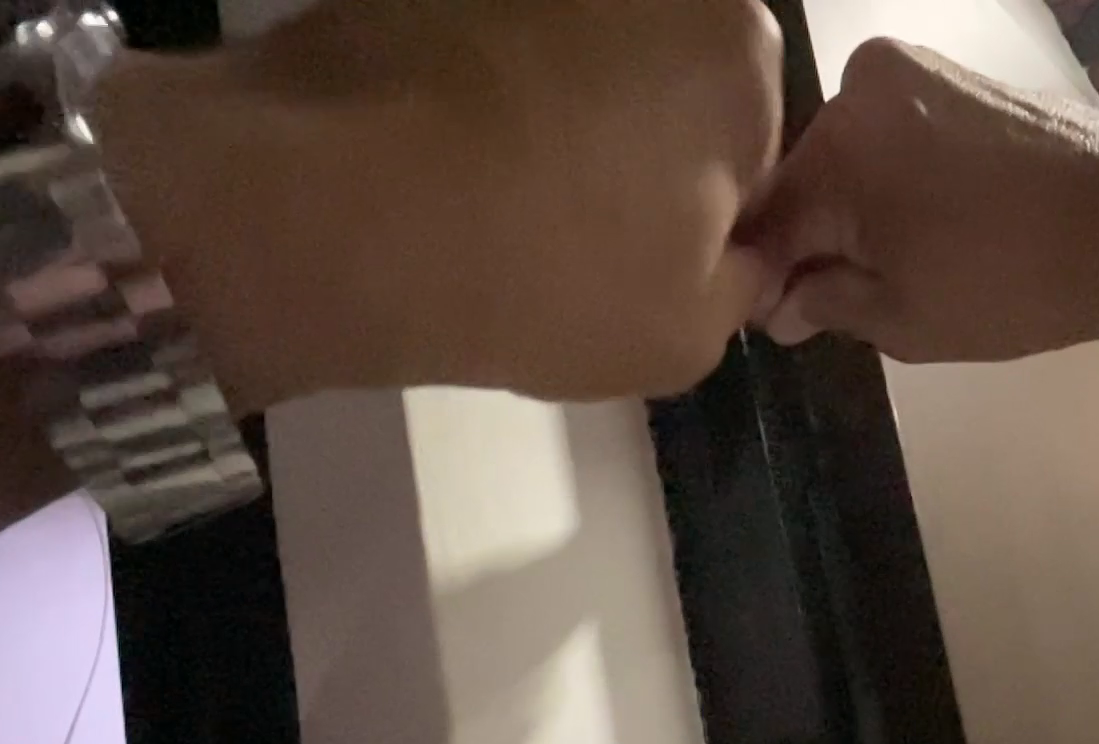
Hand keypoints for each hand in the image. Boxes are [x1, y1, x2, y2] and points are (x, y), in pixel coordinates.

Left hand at [97, 0, 784, 406]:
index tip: (669, 268)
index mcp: (740, 56)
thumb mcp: (692, 334)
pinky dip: (508, 107)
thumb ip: (745, 288)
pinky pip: (514, 54)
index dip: (722, 224)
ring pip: (600, 73)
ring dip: (584, 134)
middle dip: (659, 166)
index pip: (762, 156)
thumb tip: (742, 257)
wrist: (335, 216)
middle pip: (682, 96)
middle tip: (597, 242)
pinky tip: (466, 169)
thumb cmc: (555, 280)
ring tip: (520, 206)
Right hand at [740, 39, 1098, 363]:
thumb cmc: (1010, 285)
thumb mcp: (900, 319)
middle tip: (827, 310)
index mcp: (838, 148)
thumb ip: (824, 306)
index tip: (774, 325)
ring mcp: (910, 72)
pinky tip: (910, 232)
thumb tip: (781, 306)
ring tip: (879, 274)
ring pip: (843, 161)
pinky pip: (885, 140)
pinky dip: (883, 189)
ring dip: (847, 219)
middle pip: (801, 185)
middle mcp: (859, 87)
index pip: (765, 225)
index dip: (762, 283)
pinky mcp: (949, 76)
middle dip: (808, 248)